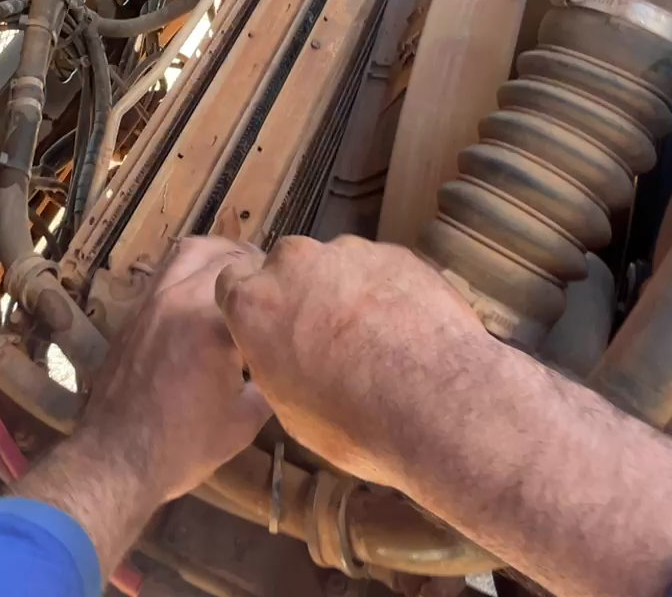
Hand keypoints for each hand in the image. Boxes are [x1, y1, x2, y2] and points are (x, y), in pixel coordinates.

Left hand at [72, 236, 271, 499]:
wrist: (116, 459)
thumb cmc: (182, 445)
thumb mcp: (242, 422)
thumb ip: (270, 384)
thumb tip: (289, 365)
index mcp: (211, 322)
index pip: (253, 283)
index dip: (276, 288)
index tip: (291, 298)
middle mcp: (180, 297)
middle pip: (223, 254)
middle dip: (251, 263)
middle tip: (268, 282)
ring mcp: (153, 299)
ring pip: (189, 250)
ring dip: (218, 253)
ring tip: (237, 272)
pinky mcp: (136, 309)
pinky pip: (167, 269)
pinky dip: (190, 266)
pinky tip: (203, 289)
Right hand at [215, 234, 492, 489]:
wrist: (438, 402)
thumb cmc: (355, 422)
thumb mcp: (290, 408)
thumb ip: (276, 359)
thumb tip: (287, 351)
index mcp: (254, 302)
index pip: (233, 282)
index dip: (253, 304)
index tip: (270, 326)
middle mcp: (293, 263)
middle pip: (286, 266)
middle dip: (299, 292)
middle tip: (325, 337)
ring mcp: (346, 250)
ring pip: (335, 264)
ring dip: (345, 290)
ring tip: (376, 339)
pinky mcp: (393, 250)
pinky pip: (378, 267)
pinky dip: (386, 289)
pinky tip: (406, 329)